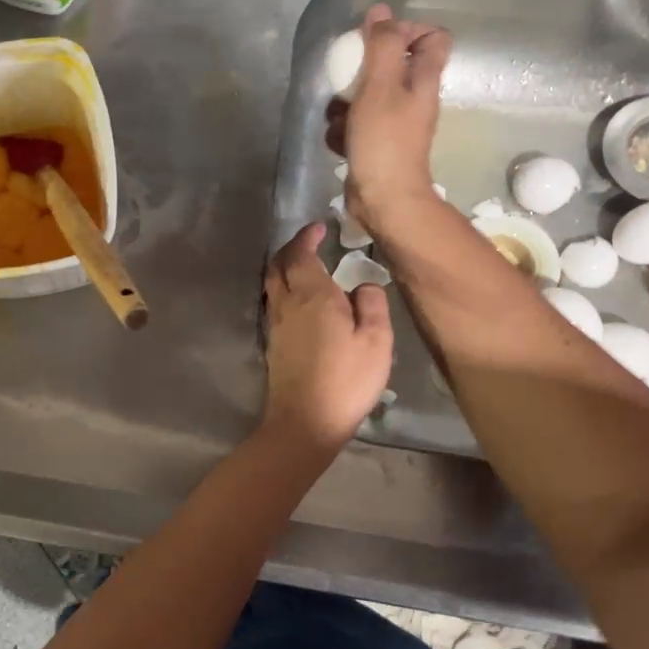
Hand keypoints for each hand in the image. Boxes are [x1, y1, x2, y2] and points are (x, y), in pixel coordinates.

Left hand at [261, 221, 393, 454]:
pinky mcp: (273, 345)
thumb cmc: (346, 380)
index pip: (300, 255)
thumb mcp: (376, 340)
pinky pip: (274, 305)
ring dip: (283, 269)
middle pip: (278, 267)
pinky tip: (299, 301)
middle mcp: (286, 305)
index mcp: (312, 296)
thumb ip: (372, 304)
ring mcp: (275, 326)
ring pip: (272, 286)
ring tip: (304, 267)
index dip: (306, 238)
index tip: (318, 228)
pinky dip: (283, 291)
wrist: (305, 421)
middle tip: (309, 243)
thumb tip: (362, 285)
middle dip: (291, 249)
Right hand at [324, 4, 451, 223]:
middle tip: (346, 79)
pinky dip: (343, 130)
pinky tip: (337, 140)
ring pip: (367, 97)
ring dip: (345, 104)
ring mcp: (394, 123)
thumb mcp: (380, 86)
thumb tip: (380, 12)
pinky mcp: (376, 145)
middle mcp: (414, 98)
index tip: (376, 38)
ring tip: (336, 117)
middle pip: (391, 67)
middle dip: (361, 71)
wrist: (383, 198)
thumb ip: (381, 46)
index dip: (406, 30)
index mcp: (424, 79)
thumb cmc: (384, 140)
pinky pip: (356, 126)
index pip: (432, 37)